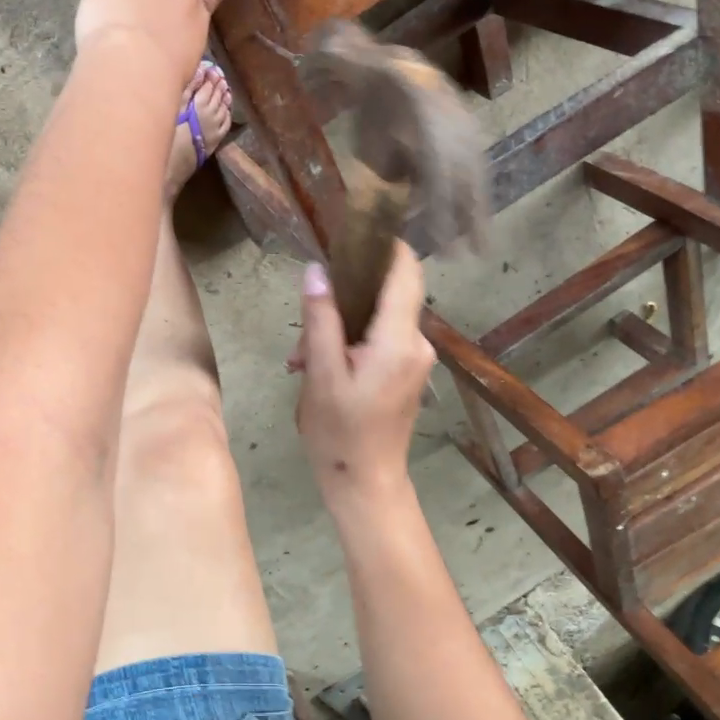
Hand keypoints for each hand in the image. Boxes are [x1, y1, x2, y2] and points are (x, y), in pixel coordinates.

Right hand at [292, 242, 436, 502]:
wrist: (366, 486)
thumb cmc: (340, 434)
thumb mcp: (320, 374)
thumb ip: (320, 319)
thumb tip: (317, 270)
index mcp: (399, 340)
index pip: (406, 271)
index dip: (384, 245)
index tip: (352, 233)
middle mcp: (417, 343)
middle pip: (386, 294)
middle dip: (342, 300)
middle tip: (303, 332)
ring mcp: (414, 359)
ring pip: (377, 319)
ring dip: (338, 328)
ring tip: (302, 360)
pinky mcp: (406, 372)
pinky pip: (379, 340)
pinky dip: (349, 345)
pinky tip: (318, 368)